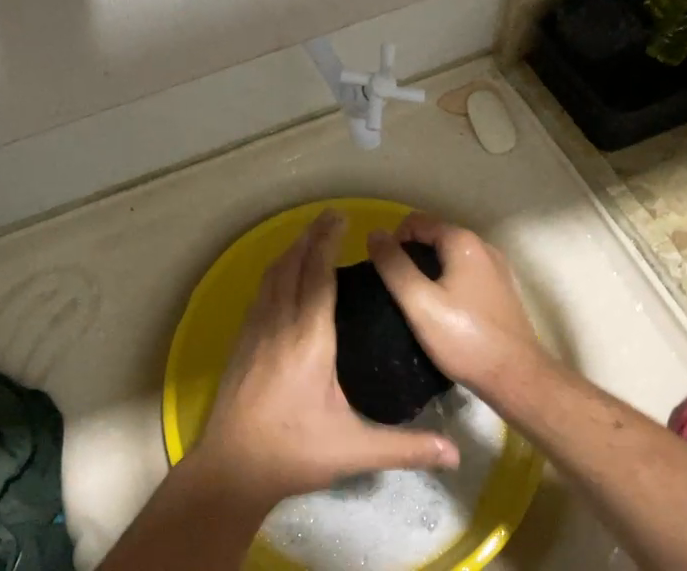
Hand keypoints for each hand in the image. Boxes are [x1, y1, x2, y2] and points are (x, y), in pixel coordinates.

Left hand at [195, 211, 459, 505]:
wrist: (232, 468)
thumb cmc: (295, 452)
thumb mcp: (354, 450)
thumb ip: (405, 447)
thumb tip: (454, 452)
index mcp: (310, 339)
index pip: (318, 275)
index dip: (327, 241)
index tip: (340, 217)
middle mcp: (280, 324)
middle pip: (293, 265)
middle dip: (311, 236)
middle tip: (330, 216)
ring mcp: (256, 331)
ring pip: (272, 276)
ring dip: (291, 251)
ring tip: (309, 239)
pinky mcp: (242, 342)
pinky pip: (261, 292)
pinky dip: (276, 273)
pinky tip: (282, 278)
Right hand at [368, 213, 547, 396]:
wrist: (517, 377)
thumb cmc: (464, 339)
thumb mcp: (419, 302)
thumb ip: (394, 266)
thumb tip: (374, 234)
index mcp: (463, 241)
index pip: (415, 222)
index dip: (394, 243)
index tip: (386, 276)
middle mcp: (483, 246)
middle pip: (434, 237)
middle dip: (411, 258)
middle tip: (399, 293)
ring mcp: (497, 268)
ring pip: (450, 258)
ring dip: (429, 273)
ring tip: (419, 306)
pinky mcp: (502, 290)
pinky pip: (466, 275)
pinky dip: (449, 284)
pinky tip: (445, 314)